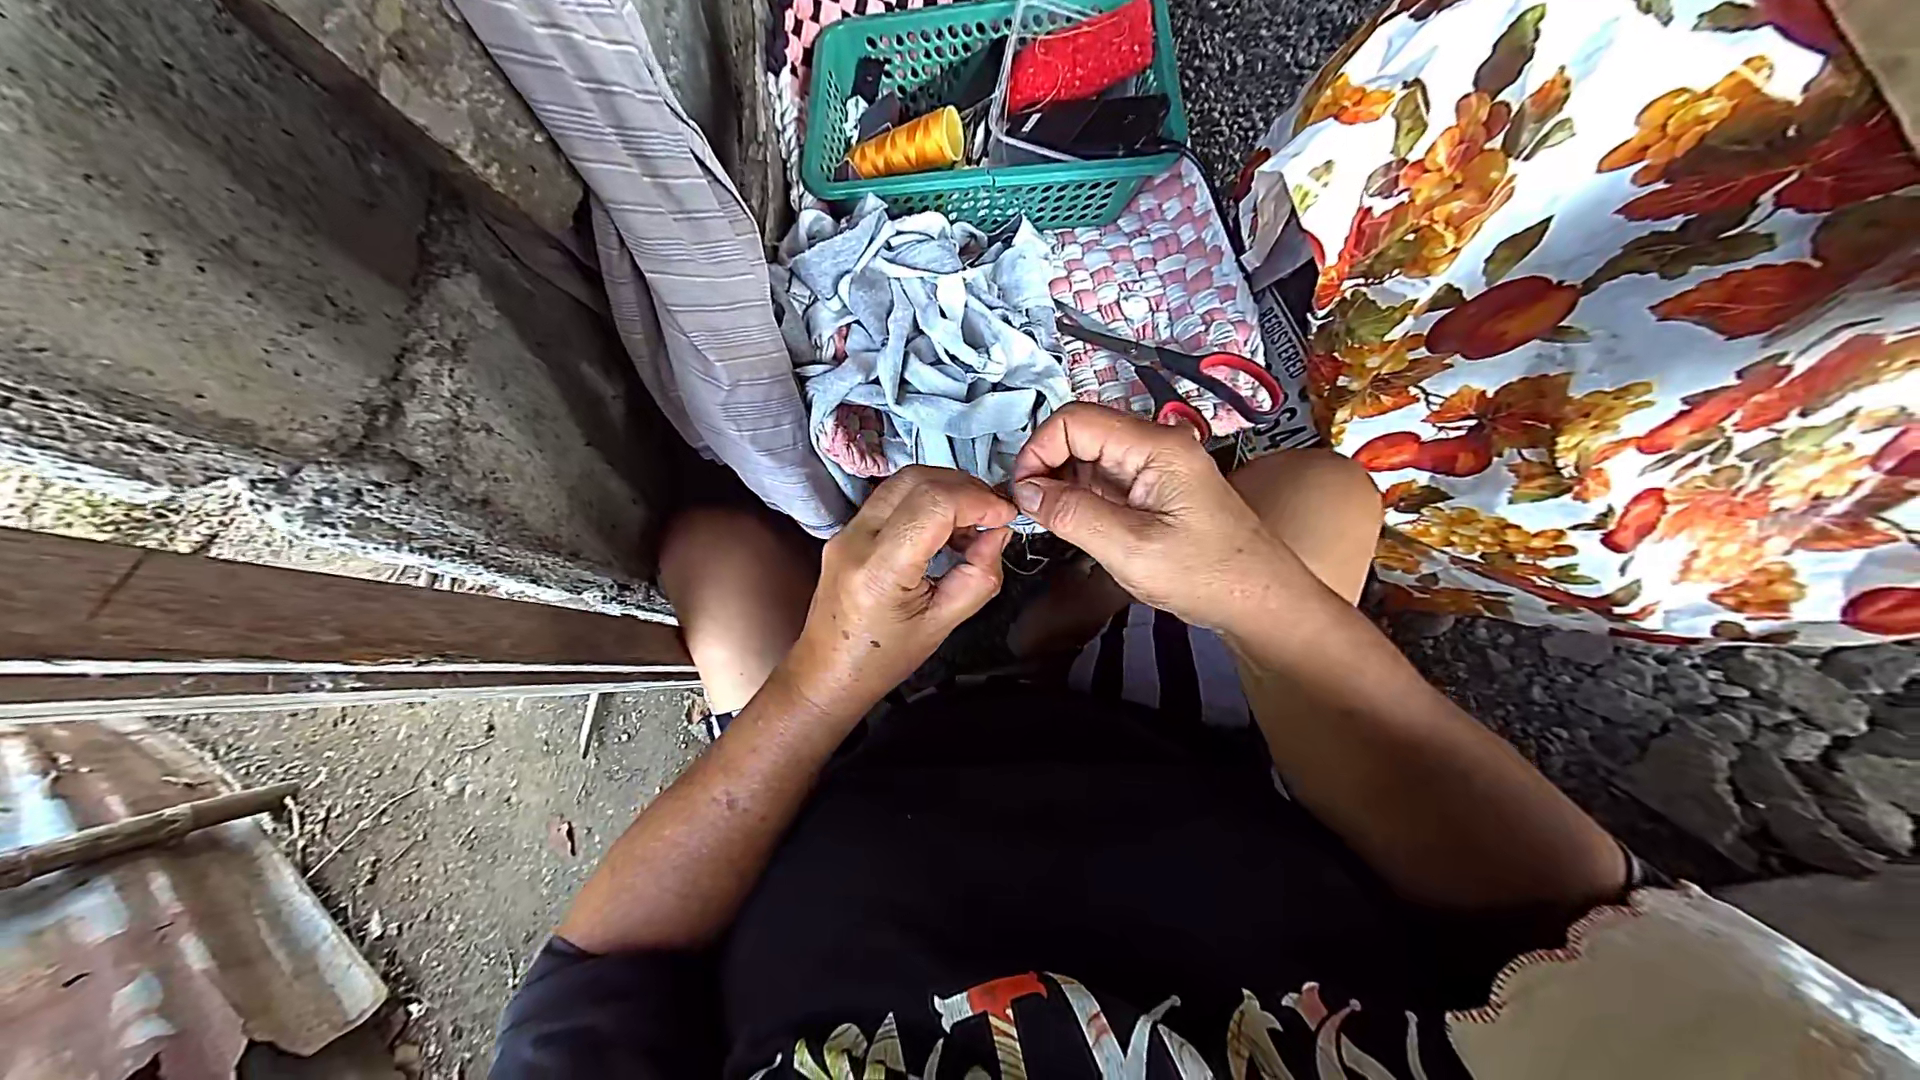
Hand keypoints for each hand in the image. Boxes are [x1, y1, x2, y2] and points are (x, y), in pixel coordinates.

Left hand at [781, 466, 1015, 715]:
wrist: (829, 671)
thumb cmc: (881, 659)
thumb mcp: (942, 624)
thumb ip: (979, 577)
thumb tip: (999, 533)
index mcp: (878, 570)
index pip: (933, 503)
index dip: (977, 501)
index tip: (1004, 515)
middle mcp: (856, 540)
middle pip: (917, 480)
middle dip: (965, 487)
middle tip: (993, 514)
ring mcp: (847, 530)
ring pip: (903, 481)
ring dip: (946, 489)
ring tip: (971, 523)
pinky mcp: (848, 529)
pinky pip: (892, 496)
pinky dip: (928, 499)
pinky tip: (945, 528)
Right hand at [1010, 403, 1285, 631]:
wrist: (1257, 600)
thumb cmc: (1210, 575)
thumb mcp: (1131, 549)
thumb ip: (1073, 514)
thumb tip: (1027, 491)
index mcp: (1156, 447)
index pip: (1074, 421)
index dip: (1039, 450)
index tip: (1023, 490)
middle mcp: (1154, 447)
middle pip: (1079, 434)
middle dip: (1045, 467)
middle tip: (1030, 508)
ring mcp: (1152, 467)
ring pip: (1086, 458)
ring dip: (1060, 485)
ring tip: (1049, 521)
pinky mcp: (1149, 489)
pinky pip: (1101, 481)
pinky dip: (1077, 498)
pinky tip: (1071, 523)